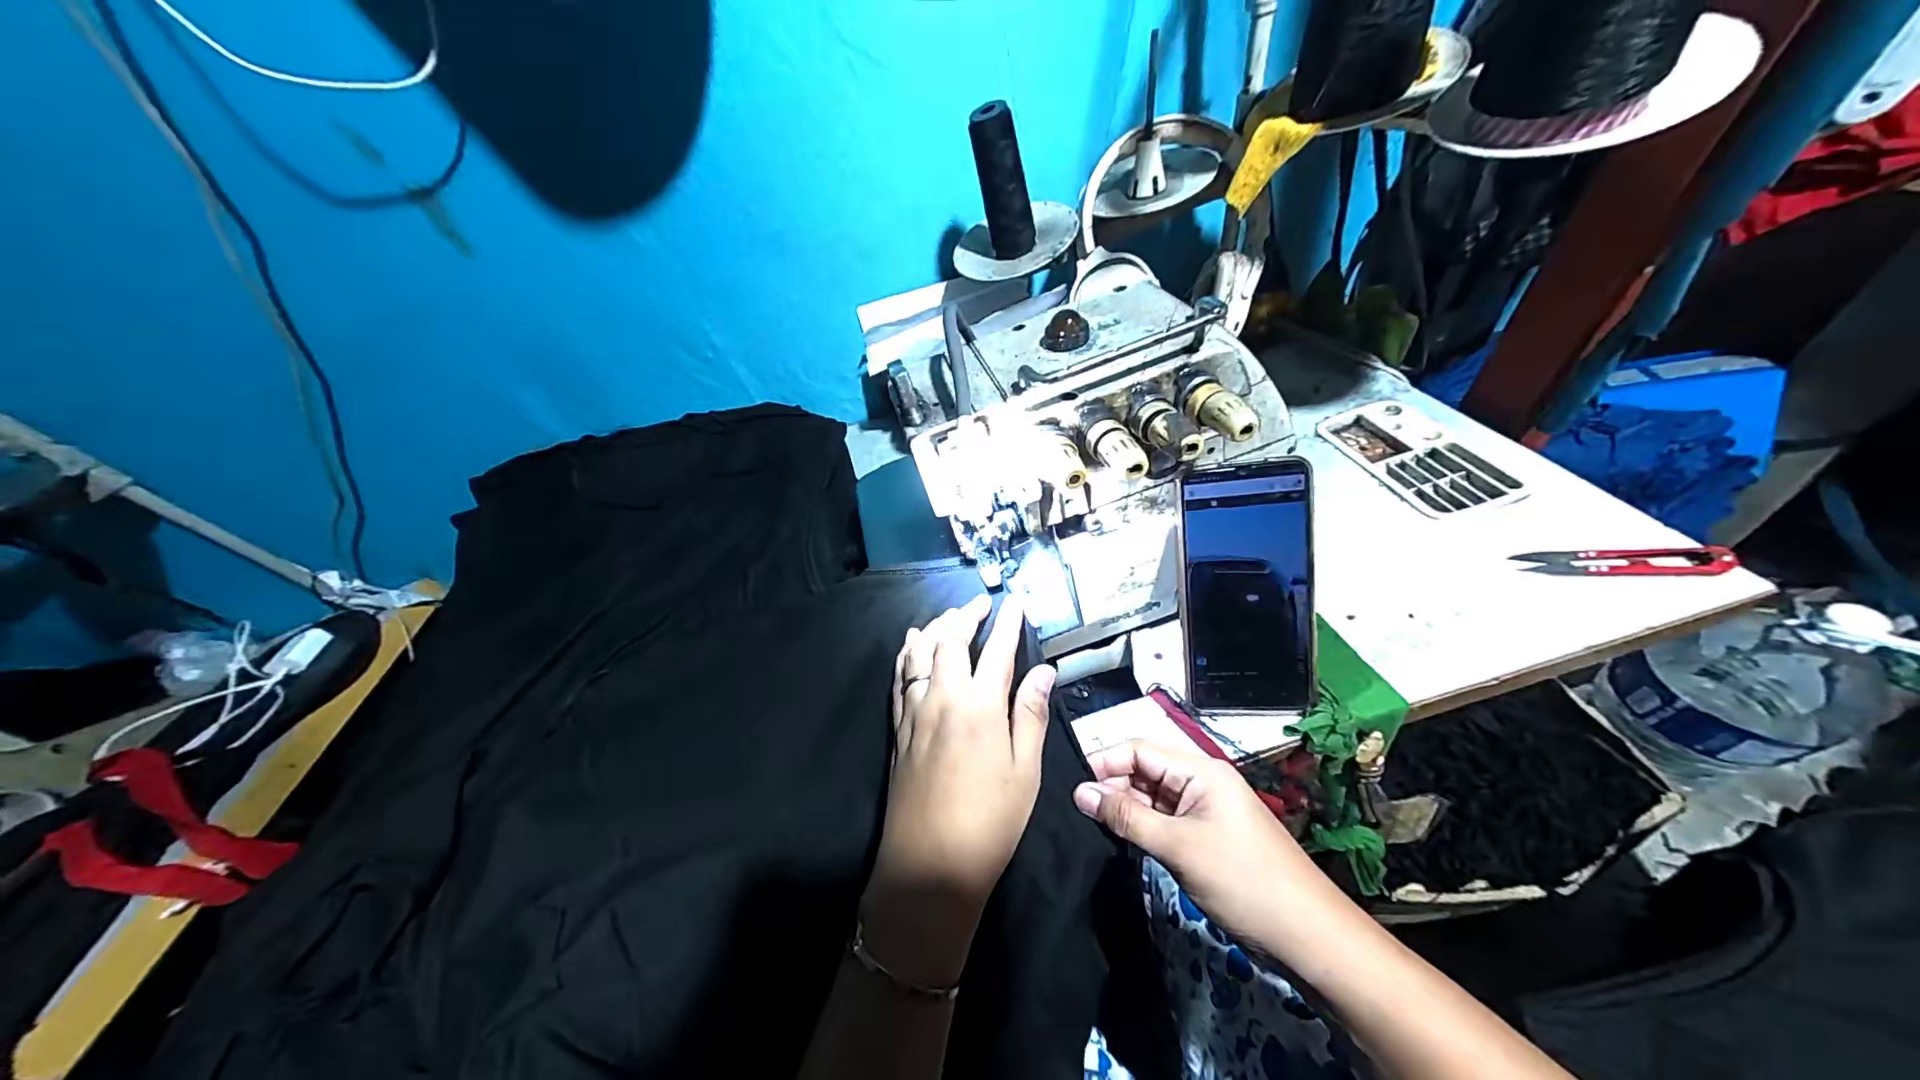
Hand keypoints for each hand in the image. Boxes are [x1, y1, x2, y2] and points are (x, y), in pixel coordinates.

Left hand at [862, 596, 1055, 984]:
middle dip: (966, 615)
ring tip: (950, 616)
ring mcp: (914, 711)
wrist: (928, 864)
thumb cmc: (989, 821)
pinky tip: (912, 644)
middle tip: (982, 603)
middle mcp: (943, 698)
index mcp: (980, 706)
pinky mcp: (897, 728)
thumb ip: (1030, 715)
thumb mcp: (1024, 771)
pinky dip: (907, 654)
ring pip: (920, 653)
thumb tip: (1042, 671)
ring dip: (936, 628)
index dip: (1008, 623)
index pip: (996, 650)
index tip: (1015, 601)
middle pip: (950, 640)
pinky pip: (899, 677)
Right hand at [1074, 739, 1337, 947]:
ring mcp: (1206, 810)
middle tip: (1080, 811)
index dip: (1105, 762)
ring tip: (1095, 825)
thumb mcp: (1177, 846)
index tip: (1073, 784)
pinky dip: (1144, 827)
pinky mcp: (1208, 837)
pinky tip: (1124, 840)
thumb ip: (1126, 816)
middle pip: (1146, 771)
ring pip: (1154, 797)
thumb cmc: (1242, 880)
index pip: (1140, 750)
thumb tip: (1080, 792)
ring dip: (1127, 808)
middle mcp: (1202, 782)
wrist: (1307, 934)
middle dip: (1113, 786)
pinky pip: (1166, 820)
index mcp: (1201, 771)